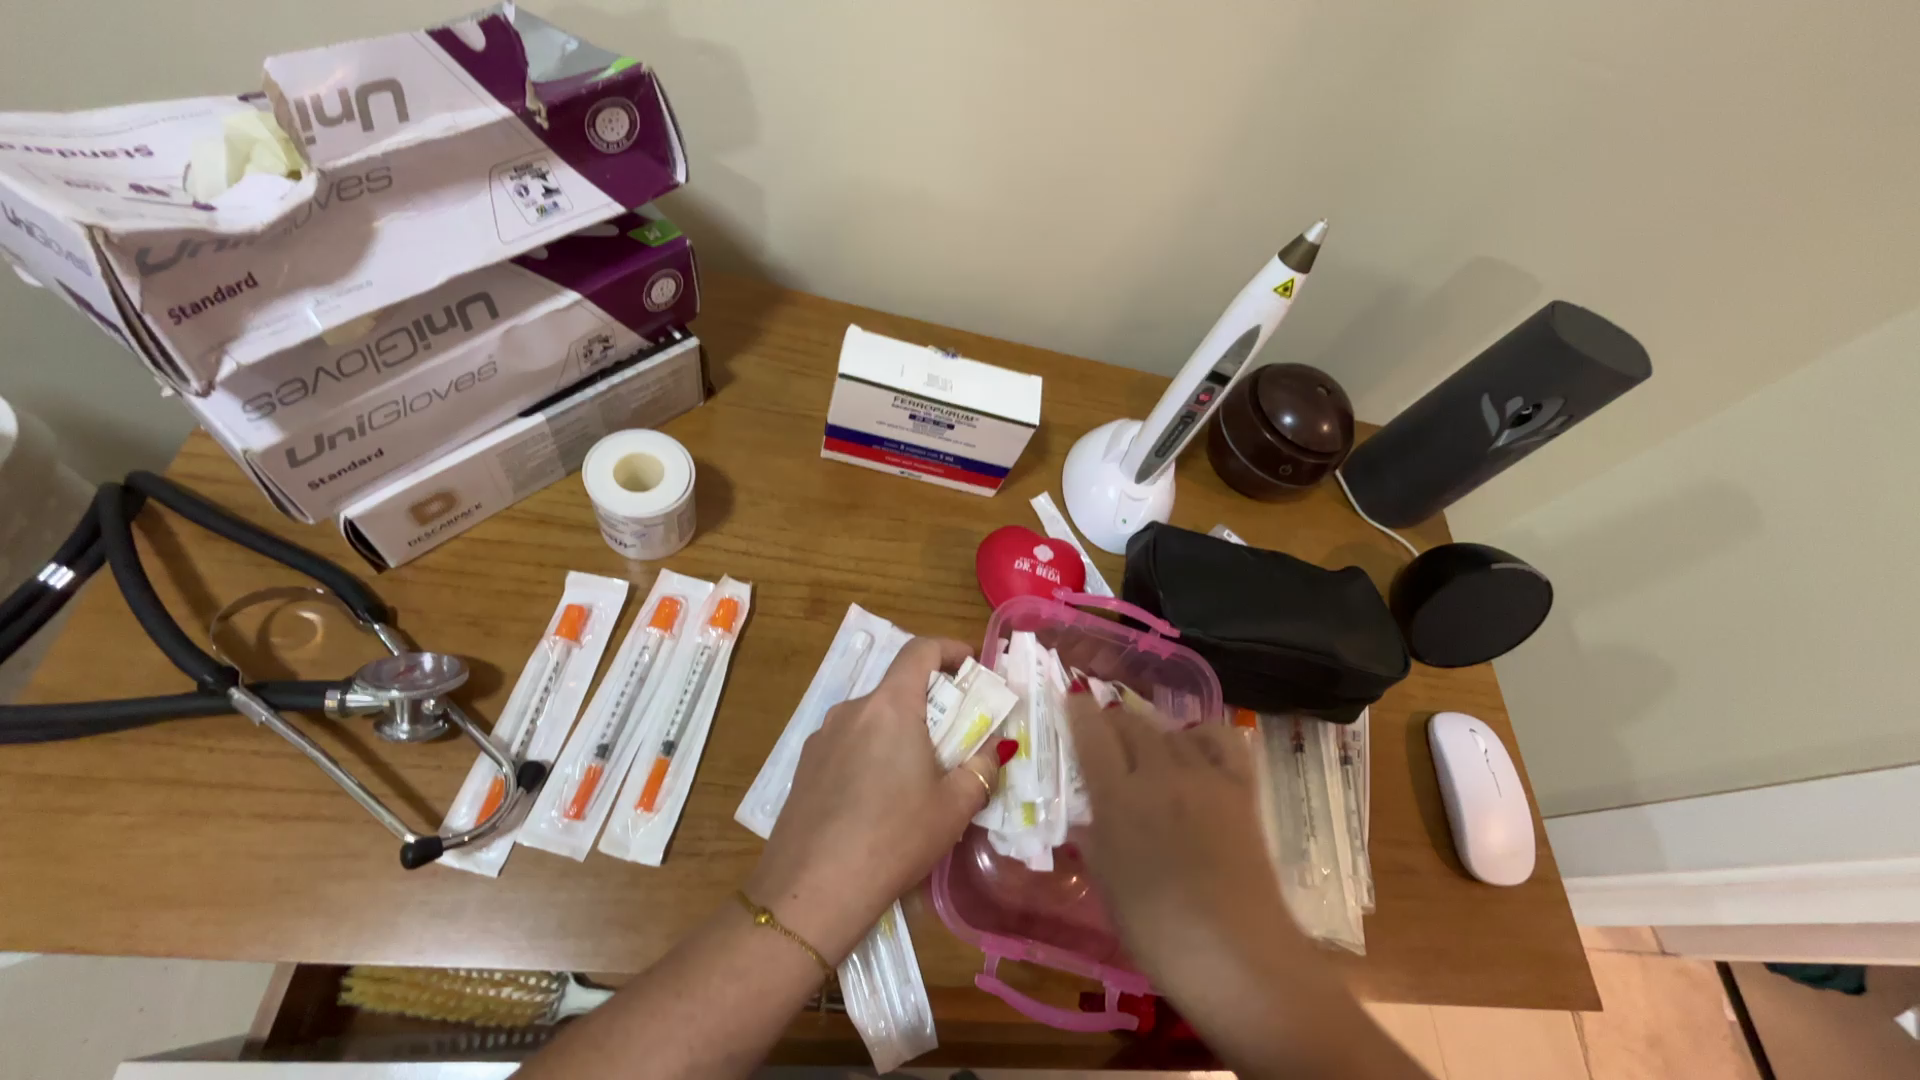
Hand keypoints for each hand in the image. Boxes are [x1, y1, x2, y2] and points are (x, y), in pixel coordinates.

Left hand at [746, 637, 1003, 963]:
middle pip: (896, 687)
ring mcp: (822, 737)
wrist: (811, 890)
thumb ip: (980, 769)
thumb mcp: (953, 807)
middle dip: (931, 701)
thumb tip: (994, 749)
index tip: (971, 665)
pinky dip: (872, 752)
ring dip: (900, 730)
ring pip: (872, 718)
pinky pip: (849, 744)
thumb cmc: (894, 838)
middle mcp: (852, 710)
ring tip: (919, 775)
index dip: (949, 648)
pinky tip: (879, 800)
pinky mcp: (805, 766)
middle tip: (957, 735)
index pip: (919, 650)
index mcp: (890, 706)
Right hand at [1066, 692, 1305, 1003]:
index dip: (1079, 710)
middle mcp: (1159, 775)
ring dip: (1152, 733)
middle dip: (1112, 720)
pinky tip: (1194, 748)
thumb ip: (1092, 840)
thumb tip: (1083, 815)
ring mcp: (1204, 778)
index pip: (1092, 733)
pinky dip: (1202, 735)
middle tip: (1104, 734)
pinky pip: (1221, 740)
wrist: (1236, 958)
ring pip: (1171, 731)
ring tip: (1146, 750)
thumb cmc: (1157, 931)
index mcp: (1118, 799)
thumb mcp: (1107, 884)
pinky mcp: (1241, 789)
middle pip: (1131, 723)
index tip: (1072, 699)